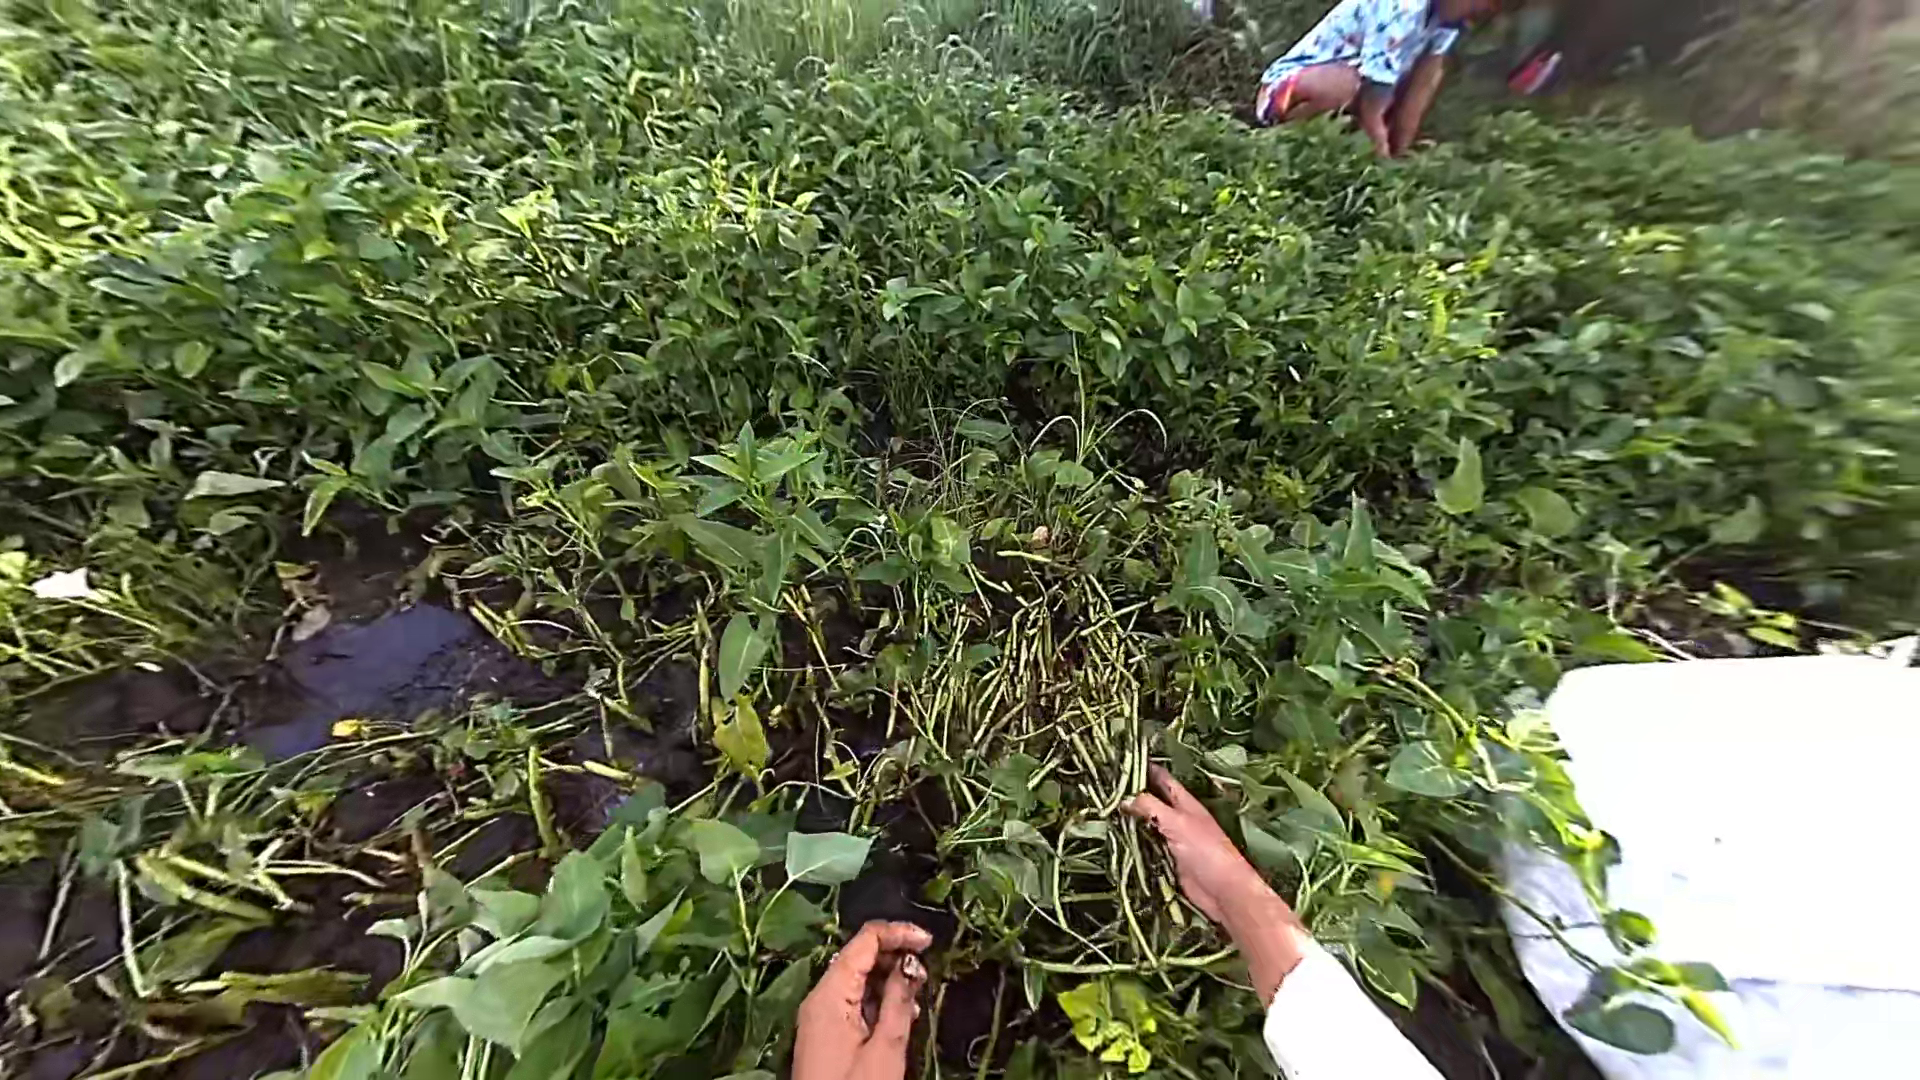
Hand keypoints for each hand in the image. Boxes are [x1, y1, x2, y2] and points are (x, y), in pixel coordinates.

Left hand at [793, 920, 932, 1079]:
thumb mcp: (885, 1050)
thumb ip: (898, 999)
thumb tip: (911, 960)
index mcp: (829, 992)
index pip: (865, 940)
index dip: (898, 932)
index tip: (929, 942)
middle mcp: (820, 995)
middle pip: (860, 954)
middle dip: (895, 955)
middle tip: (924, 970)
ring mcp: (821, 1015)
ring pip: (858, 976)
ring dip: (889, 978)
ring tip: (916, 995)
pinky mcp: (826, 1033)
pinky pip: (853, 999)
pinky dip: (878, 998)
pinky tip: (900, 1013)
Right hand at [1125, 764, 1309, 1002]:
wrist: (1225, 893)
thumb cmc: (1206, 851)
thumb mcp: (1176, 822)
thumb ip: (1150, 807)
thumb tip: (1123, 798)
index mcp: (1183, 801)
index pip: (1160, 777)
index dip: (1142, 767)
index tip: (1118, 760)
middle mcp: (1176, 816)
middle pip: (1150, 799)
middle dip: (1130, 793)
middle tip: (1104, 787)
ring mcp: (1172, 838)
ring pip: (1145, 823)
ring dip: (1128, 818)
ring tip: (1103, 809)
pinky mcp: (1167, 859)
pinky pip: (1145, 845)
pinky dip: (1131, 841)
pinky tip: (1115, 837)